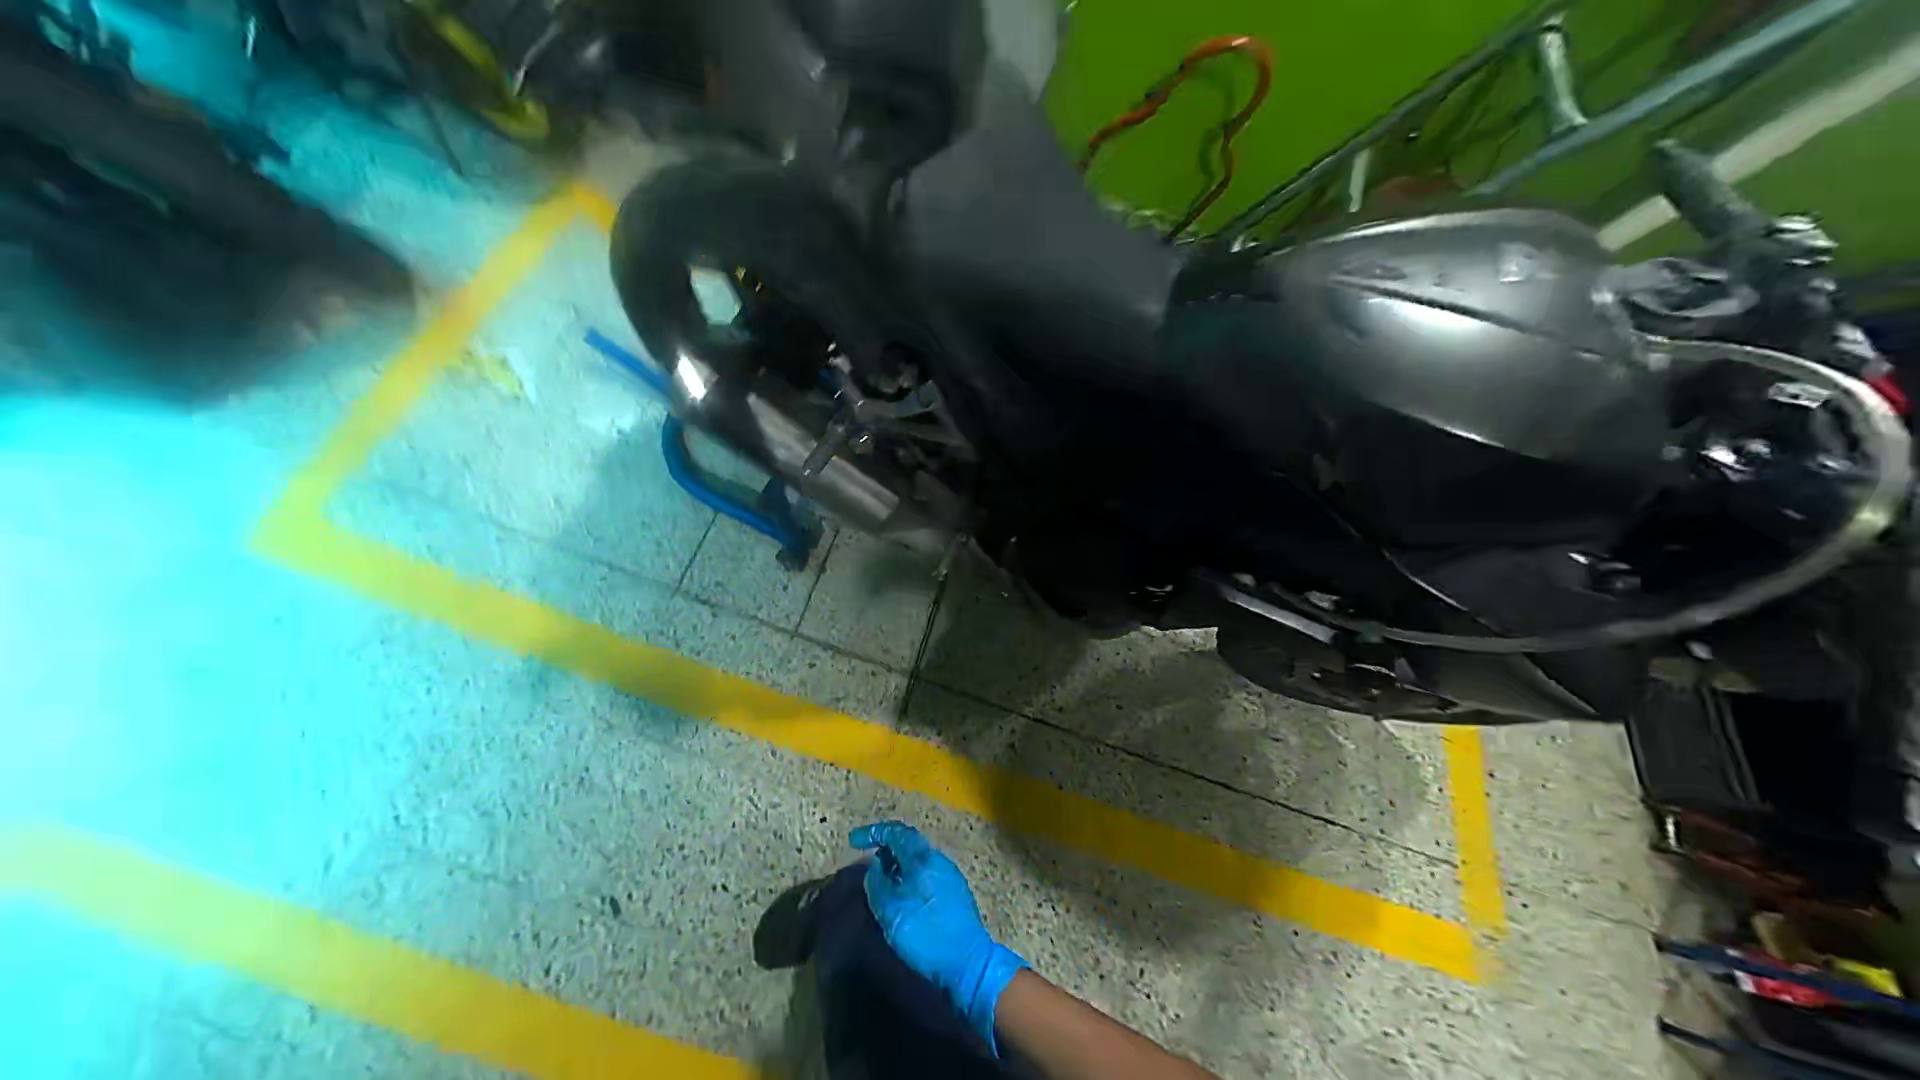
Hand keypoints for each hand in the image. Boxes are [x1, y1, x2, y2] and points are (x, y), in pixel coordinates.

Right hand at [850, 821, 1027, 1054]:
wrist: (968, 963)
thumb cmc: (926, 933)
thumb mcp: (891, 911)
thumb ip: (878, 884)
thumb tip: (875, 866)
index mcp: (923, 858)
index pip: (896, 833)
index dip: (873, 833)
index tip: (854, 840)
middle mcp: (938, 860)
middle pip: (908, 844)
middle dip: (886, 848)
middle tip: (867, 861)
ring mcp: (949, 876)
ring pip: (917, 860)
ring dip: (897, 864)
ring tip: (881, 879)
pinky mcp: (954, 893)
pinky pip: (925, 874)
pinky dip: (908, 877)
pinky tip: (902, 895)